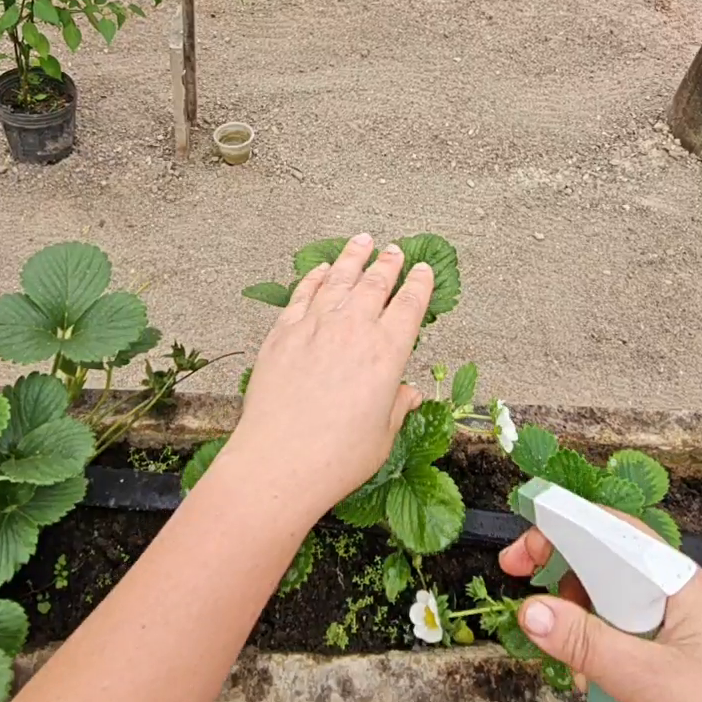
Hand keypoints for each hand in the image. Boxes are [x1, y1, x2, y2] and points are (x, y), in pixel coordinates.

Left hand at [215, 233, 431, 525]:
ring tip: (363, 240)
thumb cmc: (336, 458)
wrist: (278, 461)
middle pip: (376, 283)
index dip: (419, 283)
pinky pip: (303, 292)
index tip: (423, 270)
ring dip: (353, 257)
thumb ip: (397, 406)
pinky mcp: (284, 331)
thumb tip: (408, 393)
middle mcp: (354, 330)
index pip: (410, 305)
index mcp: (387, 353)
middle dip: (388, 263)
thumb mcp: (382, 436)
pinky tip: (321, 269)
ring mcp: (316, 326)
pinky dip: (315, 276)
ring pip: (339, 278)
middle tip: (395, 250)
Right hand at [501, 511, 701, 701]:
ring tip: (570, 662)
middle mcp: (672, 591)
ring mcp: (674, 622)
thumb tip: (530, 610)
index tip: (517, 555)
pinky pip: (622, 632)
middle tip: (519, 584)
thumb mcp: (652, 682)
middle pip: (601, 560)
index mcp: (674, 579)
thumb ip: (589, 644)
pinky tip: (592, 677)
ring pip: (607, 598)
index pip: (605, 530)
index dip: (556, 529)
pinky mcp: (674, 652)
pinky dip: (597, 646)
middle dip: (559, 573)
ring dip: (577, 619)